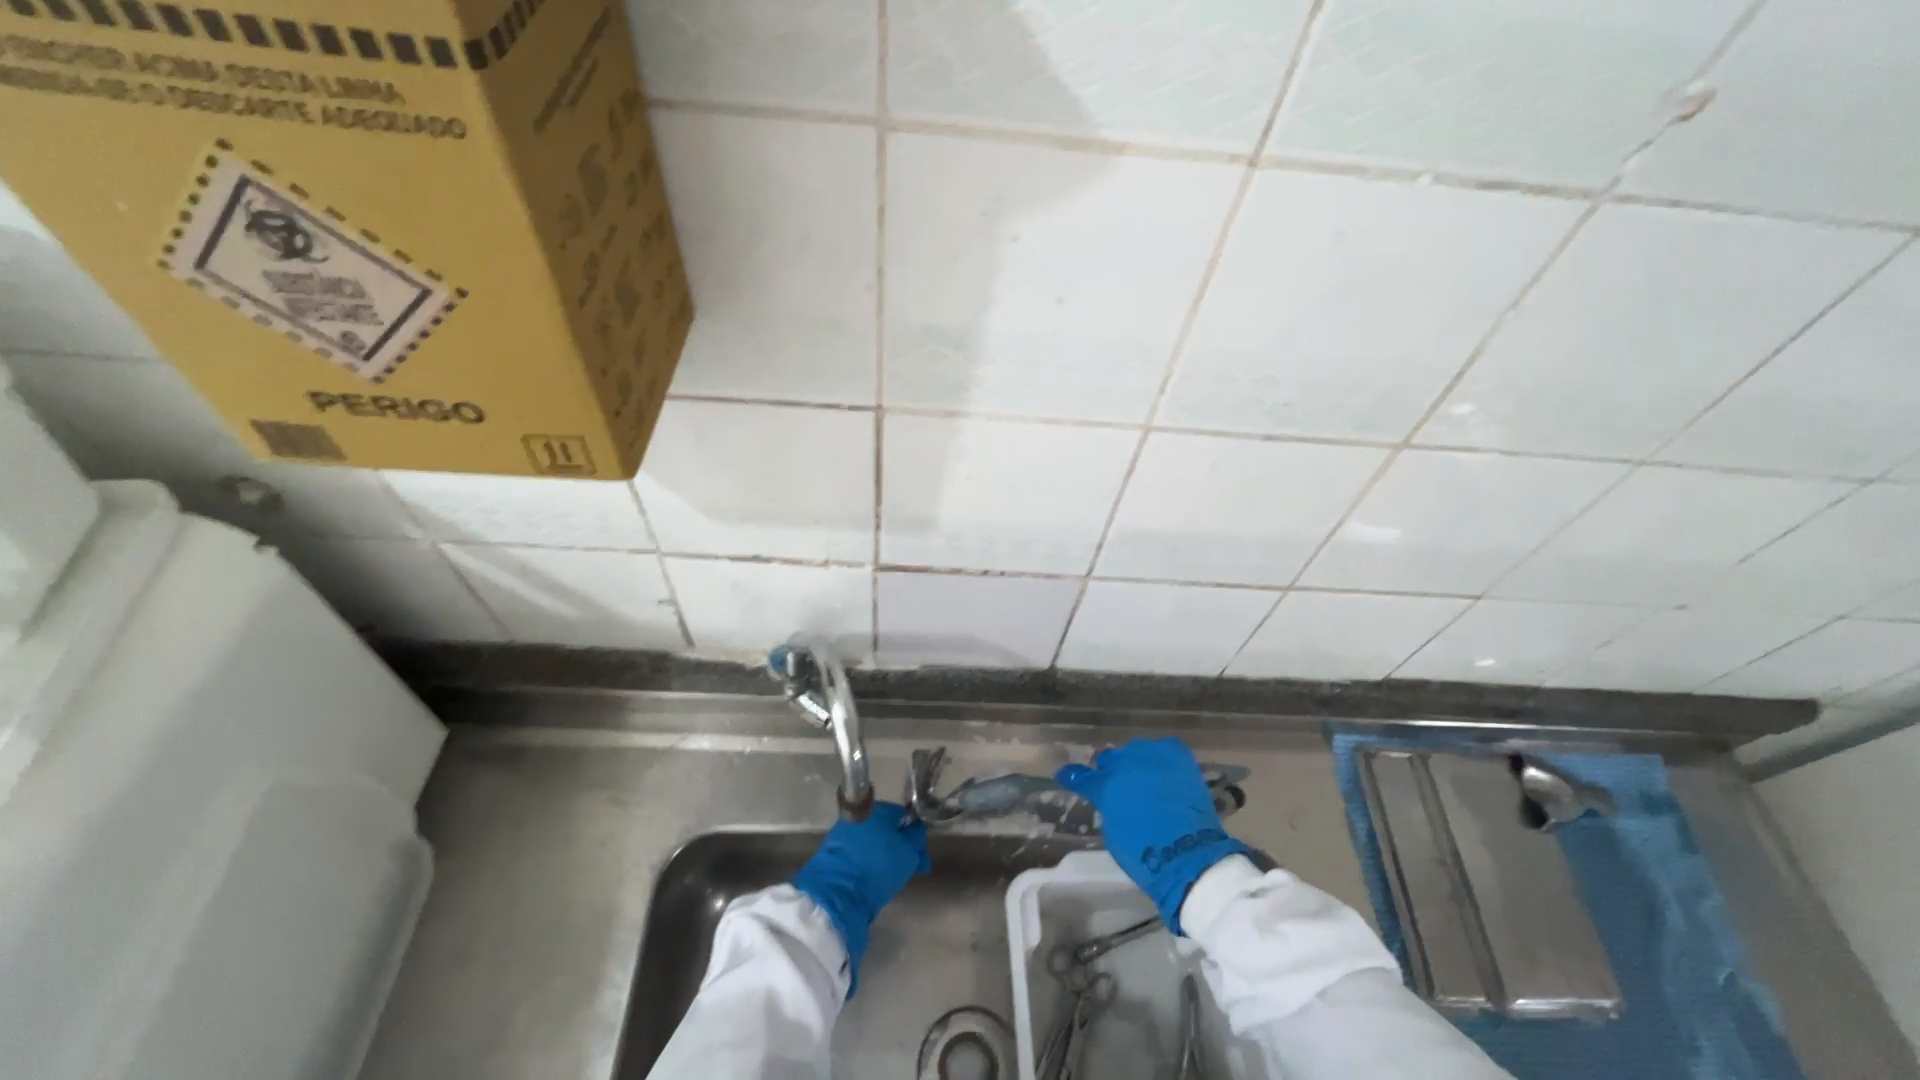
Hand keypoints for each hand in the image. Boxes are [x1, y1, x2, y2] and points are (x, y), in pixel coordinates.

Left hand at [790, 802, 930, 983]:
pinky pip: (857, 854)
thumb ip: (915, 837)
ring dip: (883, 854)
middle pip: (885, 828)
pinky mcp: (830, 854)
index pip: (902, 815)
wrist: (837, 894)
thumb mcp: (908, 853)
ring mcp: (841, 834)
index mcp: (876, 809)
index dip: (914, 834)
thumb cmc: (878, 868)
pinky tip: (873, 878)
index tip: (920, 853)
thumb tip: (915, 828)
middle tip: (909, 866)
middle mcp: (857, 817)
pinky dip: (867, 863)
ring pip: (871, 842)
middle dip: (899, 845)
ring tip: (892, 875)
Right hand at [1056, 738, 1249, 934]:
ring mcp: (1154, 757)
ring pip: (1136, 750)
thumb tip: (1108, 798)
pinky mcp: (1179, 758)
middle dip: (1110, 771)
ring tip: (1143, 778)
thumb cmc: (1145, 854)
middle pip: (1111, 759)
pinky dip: (1161, 756)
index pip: (1081, 777)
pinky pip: (1164, 748)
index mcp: (1105, 786)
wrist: (1189, 856)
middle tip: (1117, 787)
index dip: (1074, 778)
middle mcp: (1126, 764)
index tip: (1068, 777)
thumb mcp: (1113, 833)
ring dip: (1135, 763)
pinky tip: (1163, 768)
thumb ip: (1107, 806)